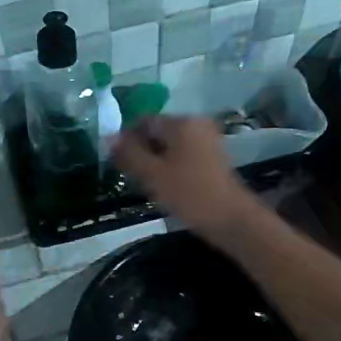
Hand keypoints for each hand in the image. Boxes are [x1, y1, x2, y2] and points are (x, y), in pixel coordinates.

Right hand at [110, 115, 262, 238]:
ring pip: (168, 146)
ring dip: (153, 161)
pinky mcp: (212, 158)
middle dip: (140, 151)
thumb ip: (129, 154)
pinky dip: (169, 167)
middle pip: (157, 132)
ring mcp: (207, 141)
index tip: (116, 162)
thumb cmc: (189, 194)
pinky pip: (181, 155)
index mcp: (181, 122)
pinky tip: (164, 187)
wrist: (231, 220)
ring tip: (146, 184)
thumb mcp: (152, 174)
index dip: (125, 139)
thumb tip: (108, 139)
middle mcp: (196, 124)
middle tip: (129, 176)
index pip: (143, 121)